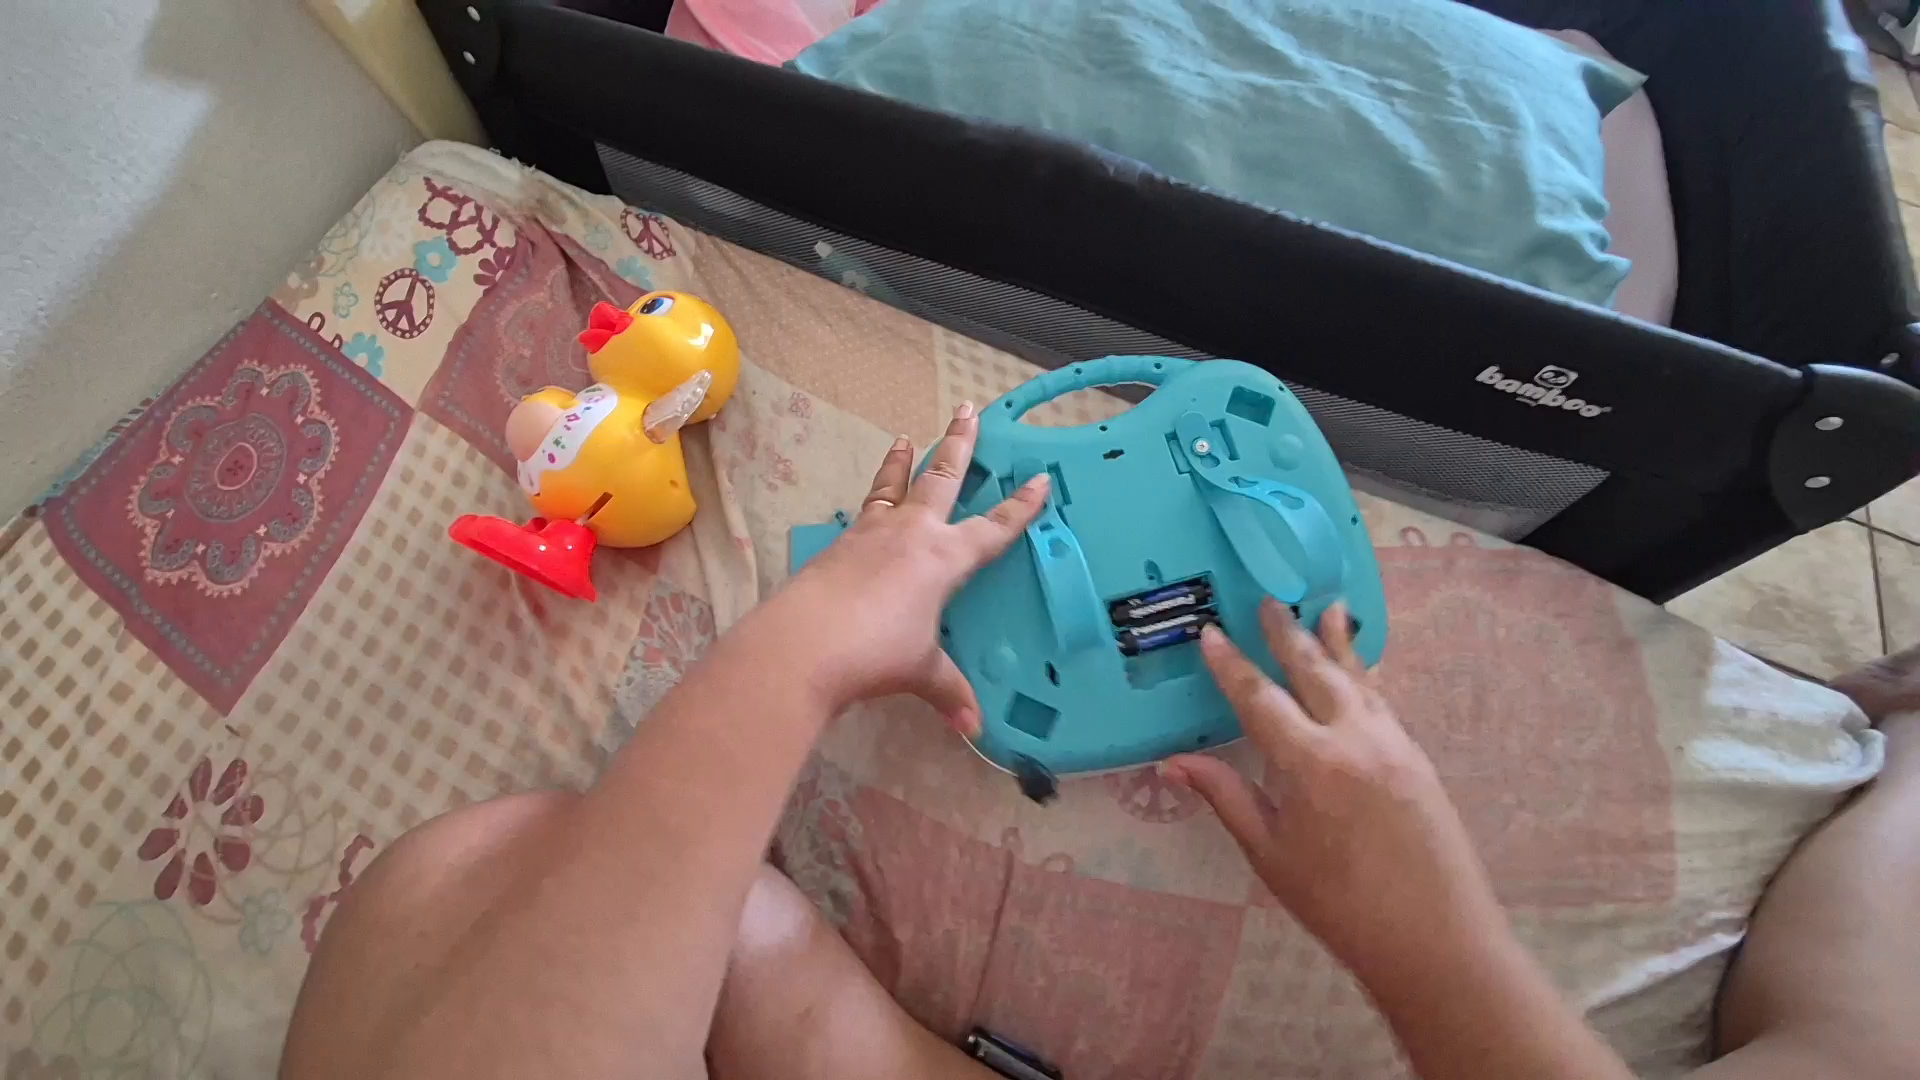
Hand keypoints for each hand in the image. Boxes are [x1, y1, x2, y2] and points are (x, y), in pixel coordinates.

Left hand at [775, 402, 1048, 730]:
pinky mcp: (840, 543)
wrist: (803, 644)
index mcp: (943, 557)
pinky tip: (870, 505)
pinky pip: (864, 510)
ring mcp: (871, 533)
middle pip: (942, 478)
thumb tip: (972, 730)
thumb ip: (949, 692)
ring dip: (904, 460)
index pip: (993, 528)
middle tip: (967, 409)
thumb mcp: (921, 672)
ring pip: (894, 485)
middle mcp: (911, 533)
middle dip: (960, 443)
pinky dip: (873, 499)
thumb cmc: (876, 653)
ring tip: (906, 436)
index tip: (1039, 479)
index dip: (1020, 506)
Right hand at [1161, 599, 1506, 983]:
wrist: (1440, 945)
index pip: (1259, 698)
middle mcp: (1354, 739)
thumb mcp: (1269, 853)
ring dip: (1335, 642)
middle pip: (1313, 671)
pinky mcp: (1418, 758)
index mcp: (1310, 763)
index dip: (1231, 664)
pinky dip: (1365, 674)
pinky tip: (1360, 667)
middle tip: (1268, 602)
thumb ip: (1225, 795)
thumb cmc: (1339, 903)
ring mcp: (1394, 744)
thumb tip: (1171, 763)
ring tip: (1327, 609)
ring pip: (1357, 678)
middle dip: (1287, 635)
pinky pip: (1383, 700)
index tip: (1211, 632)